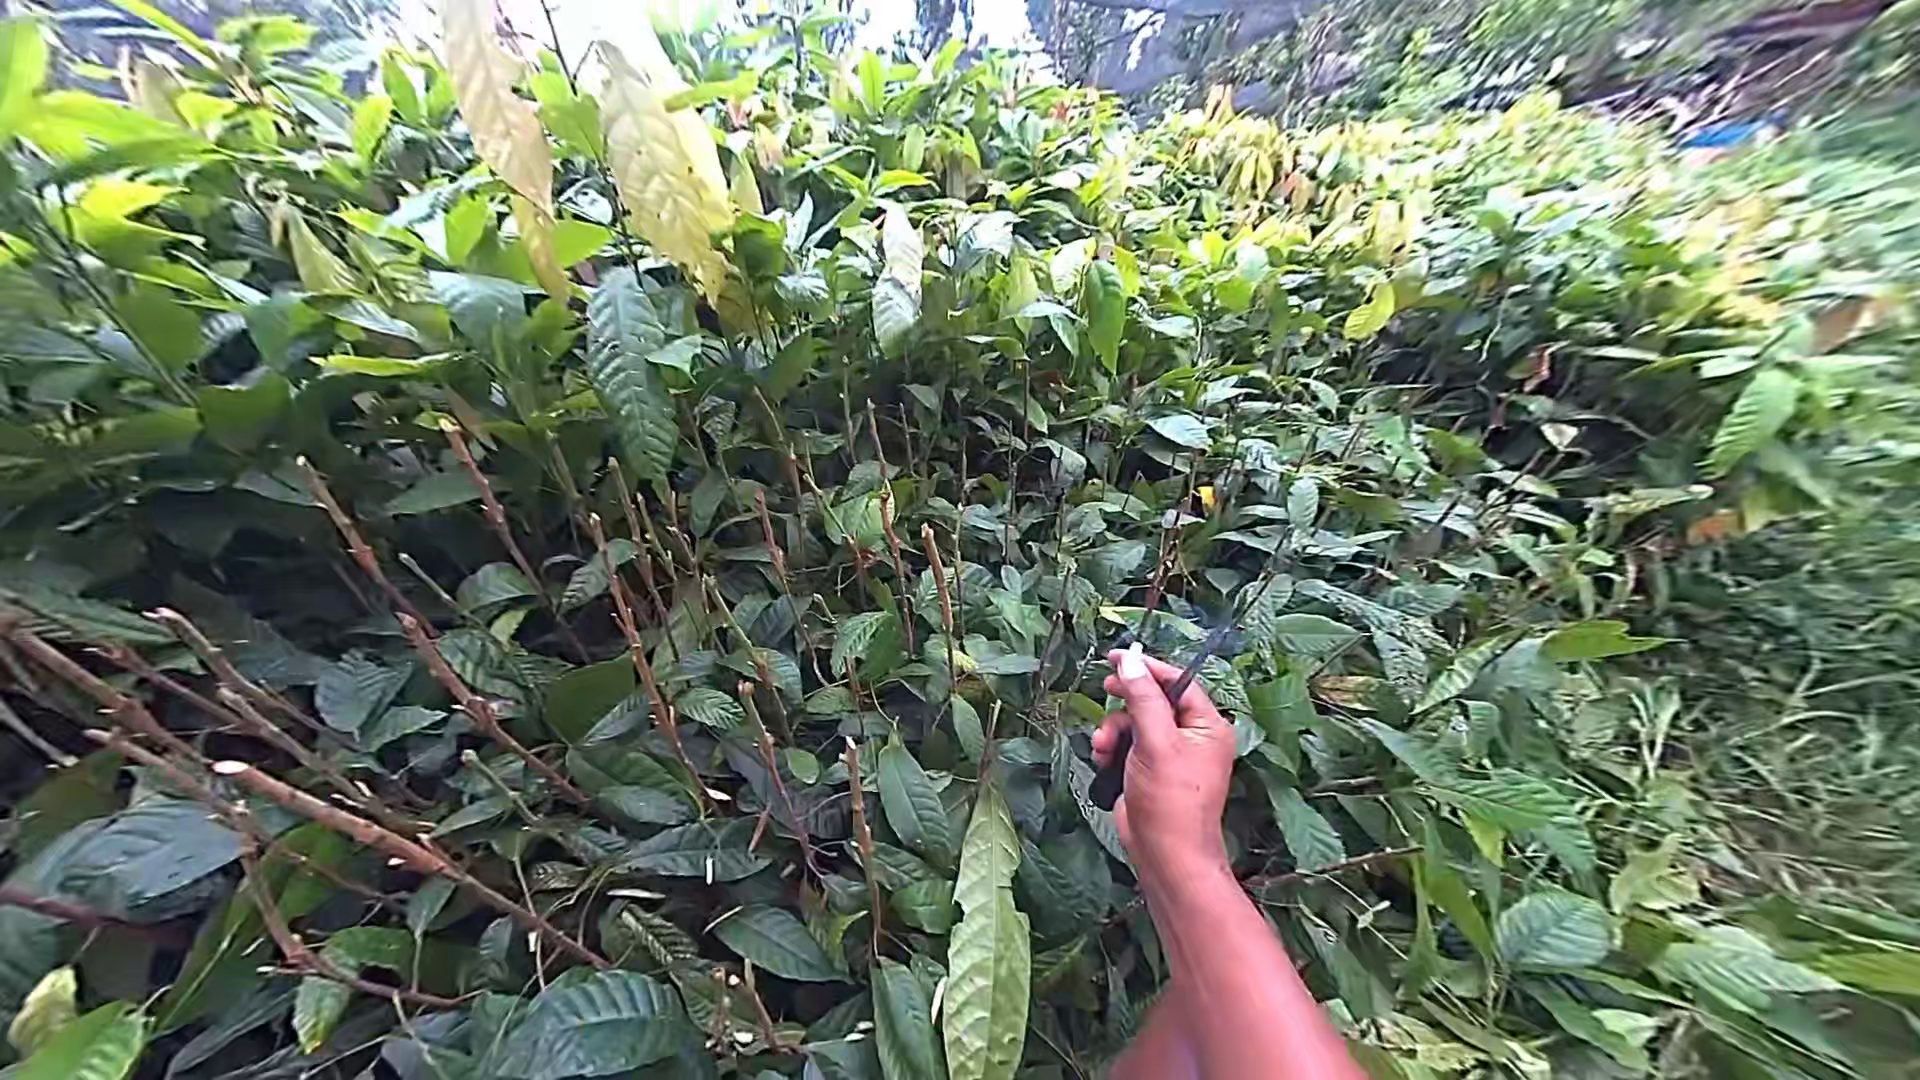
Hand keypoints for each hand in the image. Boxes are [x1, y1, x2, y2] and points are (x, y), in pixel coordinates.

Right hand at [1093, 648, 1236, 885]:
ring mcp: (1169, 752)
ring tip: (1103, 747)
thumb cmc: (1170, 800)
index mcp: (1207, 725)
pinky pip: (1126, 742)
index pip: (1176, 681)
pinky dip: (1112, 746)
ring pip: (1134, 720)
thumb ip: (1143, 698)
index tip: (1116, 657)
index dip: (1146, 667)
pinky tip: (1103, 759)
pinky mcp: (1148, 767)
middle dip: (1126, 700)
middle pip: (1153, 698)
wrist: (1165, 856)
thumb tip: (1130, 661)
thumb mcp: (1156, 742)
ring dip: (1113, 728)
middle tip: (1106, 687)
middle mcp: (1191, 735)